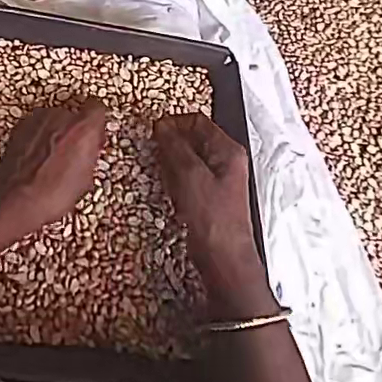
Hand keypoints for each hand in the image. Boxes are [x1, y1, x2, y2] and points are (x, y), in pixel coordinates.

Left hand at [0, 101, 108, 226]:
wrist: (17, 199)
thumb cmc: (51, 193)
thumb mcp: (86, 179)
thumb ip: (90, 154)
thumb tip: (89, 151)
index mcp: (84, 127)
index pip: (97, 109)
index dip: (96, 124)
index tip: (94, 136)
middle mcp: (61, 116)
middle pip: (74, 114)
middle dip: (74, 130)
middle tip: (73, 152)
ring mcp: (38, 118)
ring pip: (53, 119)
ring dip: (55, 133)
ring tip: (53, 158)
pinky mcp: (21, 125)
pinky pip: (36, 126)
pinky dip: (38, 137)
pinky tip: (38, 159)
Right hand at [153, 113, 276, 318]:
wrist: (224, 261)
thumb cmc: (213, 220)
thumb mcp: (190, 176)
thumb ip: (175, 147)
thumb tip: (162, 126)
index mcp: (227, 150)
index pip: (197, 120)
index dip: (174, 122)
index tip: (153, 131)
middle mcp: (225, 161)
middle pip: (192, 138)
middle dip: (171, 144)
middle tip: (154, 154)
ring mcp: (217, 179)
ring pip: (187, 158)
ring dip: (171, 163)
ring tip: (163, 176)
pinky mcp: (208, 196)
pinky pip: (187, 178)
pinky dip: (175, 180)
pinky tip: (170, 192)